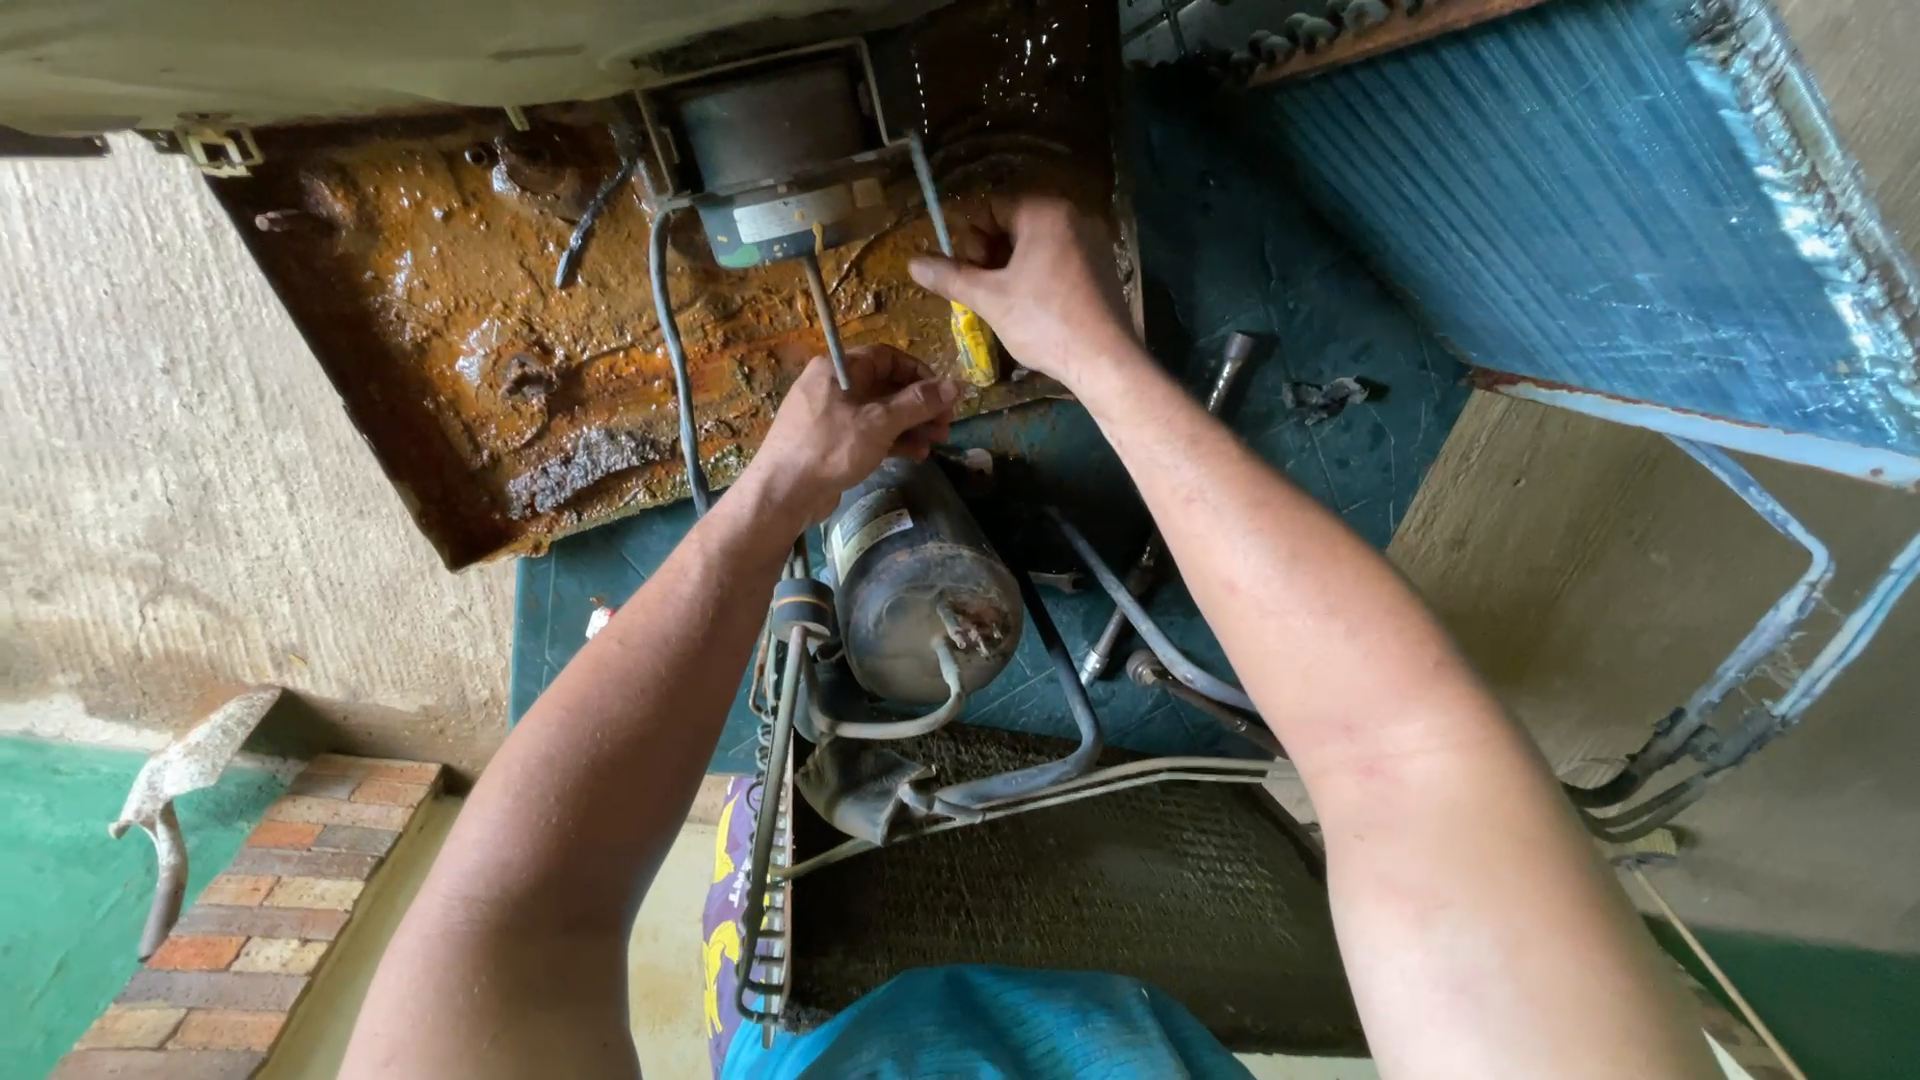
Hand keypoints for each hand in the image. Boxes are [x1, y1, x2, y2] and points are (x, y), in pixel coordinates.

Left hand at [739, 345, 960, 525]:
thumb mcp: (879, 422)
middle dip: (919, 406)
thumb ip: (918, 403)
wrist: (784, 492)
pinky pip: (868, 433)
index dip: (919, 373)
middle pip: (886, 386)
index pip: (887, 357)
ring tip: (936, 443)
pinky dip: (892, 440)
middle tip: (945, 425)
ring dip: (911, 426)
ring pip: (880, 413)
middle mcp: (834, 386)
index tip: (942, 394)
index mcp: (839, 368)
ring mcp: (831, 416)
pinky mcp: (832, 442)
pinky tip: (915, 455)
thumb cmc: (831, 448)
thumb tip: (956, 385)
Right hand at [908, 195, 1136, 389]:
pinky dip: (1040, 278)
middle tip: (986, 291)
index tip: (971, 274)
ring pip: (1037, 245)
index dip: (972, 240)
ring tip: (1007, 304)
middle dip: (992, 255)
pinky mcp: (1103, 268)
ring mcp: (1094, 242)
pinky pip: (1060, 261)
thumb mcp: (990, 299)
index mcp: (1045, 212)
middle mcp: (1074, 216)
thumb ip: (950, 277)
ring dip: (1013, 269)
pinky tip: (1035, 310)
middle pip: (1015, 224)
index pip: (992, 208)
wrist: (1103, 359)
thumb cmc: (1044, 322)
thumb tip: (912, 262)